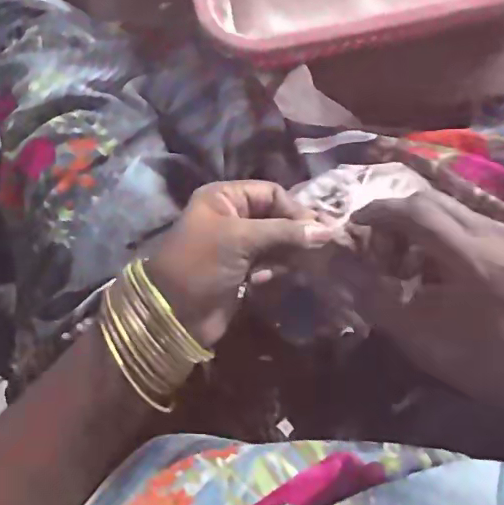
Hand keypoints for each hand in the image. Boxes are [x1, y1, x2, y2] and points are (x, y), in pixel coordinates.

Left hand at [145, 181, 336, 347]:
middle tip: (321, 247)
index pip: (271, 193)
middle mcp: (231, 216)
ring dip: (288, 252)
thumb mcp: (241, 239)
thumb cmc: (202, 263)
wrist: (174, 311)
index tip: (318, 229)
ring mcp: (236, 245)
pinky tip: (273, 278)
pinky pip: (269, 263)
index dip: (295, 209)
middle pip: (276, 216)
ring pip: (275, 242)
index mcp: (223, 197)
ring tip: (302, 263)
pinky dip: (275, 269)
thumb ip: (284, 232)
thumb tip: (328, 231)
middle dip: (296, 231)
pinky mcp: (241, 270)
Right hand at [338, 191, 503, 417]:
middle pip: (431, 200)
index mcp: (475, 259)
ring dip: (417, 223)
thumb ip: (372, 293)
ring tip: (403, 256)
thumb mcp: (416, 334)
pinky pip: (468, 220)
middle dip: (394, 216)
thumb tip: (334, 261)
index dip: (377, 212)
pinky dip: (440, 231)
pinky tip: (434, 262)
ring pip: (450, 207)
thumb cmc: (482, 363)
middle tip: (376, 244)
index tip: (354, 225)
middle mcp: (499, 234)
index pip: (415, 211)